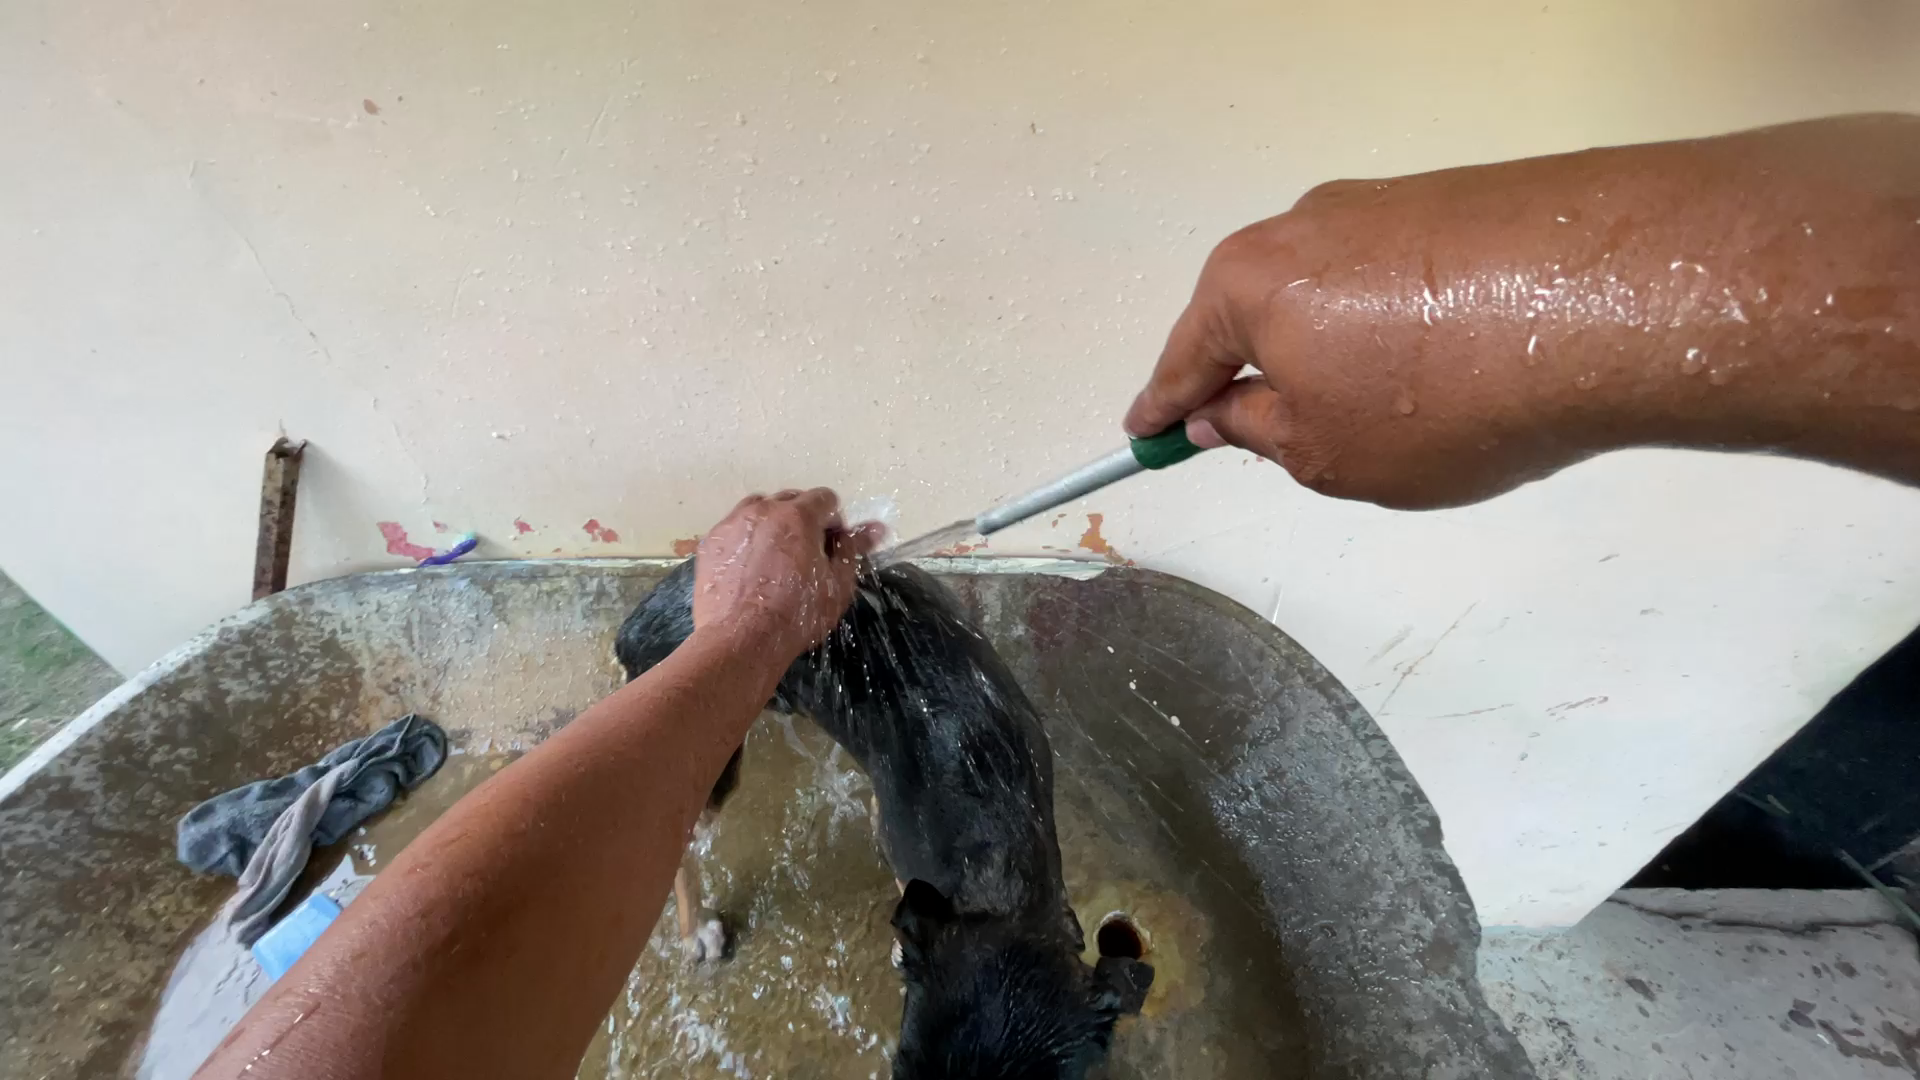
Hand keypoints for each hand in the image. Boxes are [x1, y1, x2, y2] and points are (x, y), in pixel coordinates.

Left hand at [692, 489, 884, 659]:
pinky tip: (750, 568)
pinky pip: (736, 527)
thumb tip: (877, 528)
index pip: (826, 498)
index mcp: (799, 516)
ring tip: (776, 558)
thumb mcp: (837, 585)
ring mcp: (733, 523)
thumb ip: (854, 549)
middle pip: (792, 499)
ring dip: (774, 523)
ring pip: (760, 508)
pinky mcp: (711, 541)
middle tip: (805, 555)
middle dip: (804, 520)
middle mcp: (764, 510)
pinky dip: (748, 538)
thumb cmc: (797, 615)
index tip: (830, 548)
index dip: (833, 522)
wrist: (741, 640)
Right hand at [1125, 115, 1919, 507]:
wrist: (1635, 297)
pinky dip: (1379, 324)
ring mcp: (1379, 202)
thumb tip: (1218, 414)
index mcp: (1247, 284)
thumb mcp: (1323, 452)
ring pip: (1316, 296)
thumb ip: (1253, 431)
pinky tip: (1425, 361)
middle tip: (1248, 428)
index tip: (1142, 435)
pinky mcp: (1452, 197)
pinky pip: (1381, 277)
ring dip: (1318, 350)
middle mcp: (1299, 226)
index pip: (1182, 364)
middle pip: (1245, 317)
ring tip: (1367, 404)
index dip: (1161, 411)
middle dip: (1243, 375)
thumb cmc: (1438, 402)